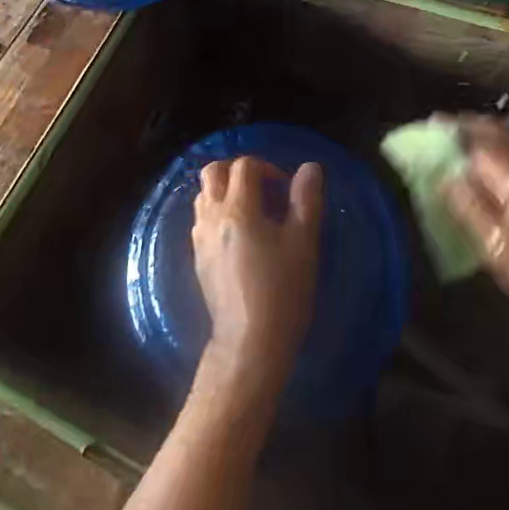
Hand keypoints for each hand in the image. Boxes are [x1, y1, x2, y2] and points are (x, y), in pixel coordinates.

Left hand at [193, 157, 322, 388]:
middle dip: (237, 170)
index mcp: (238, 210)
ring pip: (203, 194)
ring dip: (225, 190)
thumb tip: (310, 167)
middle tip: (263, 188)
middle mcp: (212, 217)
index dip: (267, 167)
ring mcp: (199, 238)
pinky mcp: (197, 257)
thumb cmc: (282, 291)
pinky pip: (201, 218)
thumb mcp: (303, 244)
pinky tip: (240, 234)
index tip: (286, 188)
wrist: (250, 343)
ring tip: (252, 210)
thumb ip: (306, 201)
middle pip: (213, 172)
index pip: (244, 166)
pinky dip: (217, 211)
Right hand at [442, 116, 508, 321]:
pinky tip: (469, 162)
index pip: (474, 140)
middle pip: (490, 129)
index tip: (421, 131)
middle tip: (429, 130)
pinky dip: (486, 145)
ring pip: (501, 136)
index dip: (446, 134)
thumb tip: (441, 177)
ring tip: (443, 142)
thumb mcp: (496, 247)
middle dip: (458, 126)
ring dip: (473, 133)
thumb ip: (468, 208)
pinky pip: (508, 149)